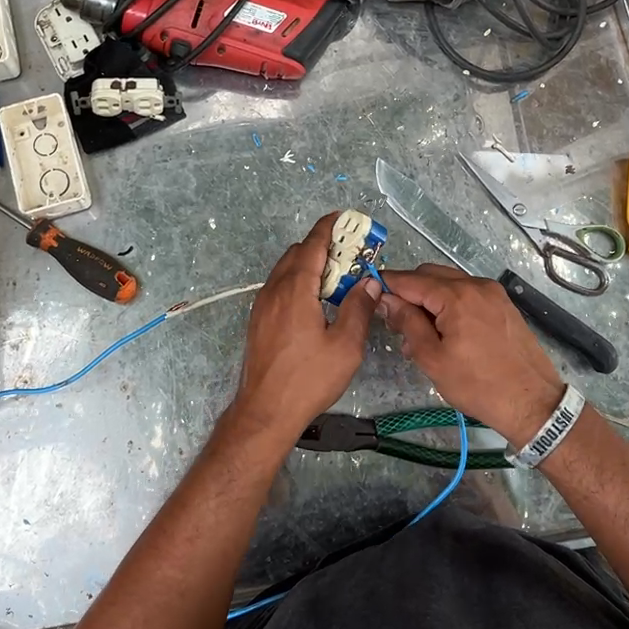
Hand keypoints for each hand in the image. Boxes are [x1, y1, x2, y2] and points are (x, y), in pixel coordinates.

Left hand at [229, 214, 380, 440]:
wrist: (265, 410)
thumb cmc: (308, 379)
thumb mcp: (345, 346)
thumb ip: (358, 309)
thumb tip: (369, 282)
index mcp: (295, 290)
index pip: (311, 245)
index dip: (328, 228)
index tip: (343, 218)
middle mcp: (274, 291)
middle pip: (297, 254)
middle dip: (322, 247)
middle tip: (350, 255)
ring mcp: (262, 305)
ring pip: (285, 271)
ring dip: (309, 265)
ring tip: (337, 279)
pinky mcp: (258, 321)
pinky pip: (279, 288)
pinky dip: (298, 282)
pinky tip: (316, 302)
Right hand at [379, 266, 566, 445]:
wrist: (533, 404)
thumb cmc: (478, 385)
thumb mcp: (432, 358)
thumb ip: (407, 323)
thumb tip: (386, 300)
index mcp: (457, 296)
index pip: (410, 280)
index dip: (387, 286)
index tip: (370, 297)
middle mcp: (476, 285)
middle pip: (430, 275)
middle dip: (408, 292)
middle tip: (394, 320)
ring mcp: (493, 294)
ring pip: (449, 283)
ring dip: (429, 298)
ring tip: (420, 331)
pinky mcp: (503, 305)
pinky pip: (467, 294)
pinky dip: (450, 304)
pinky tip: (445, 331)